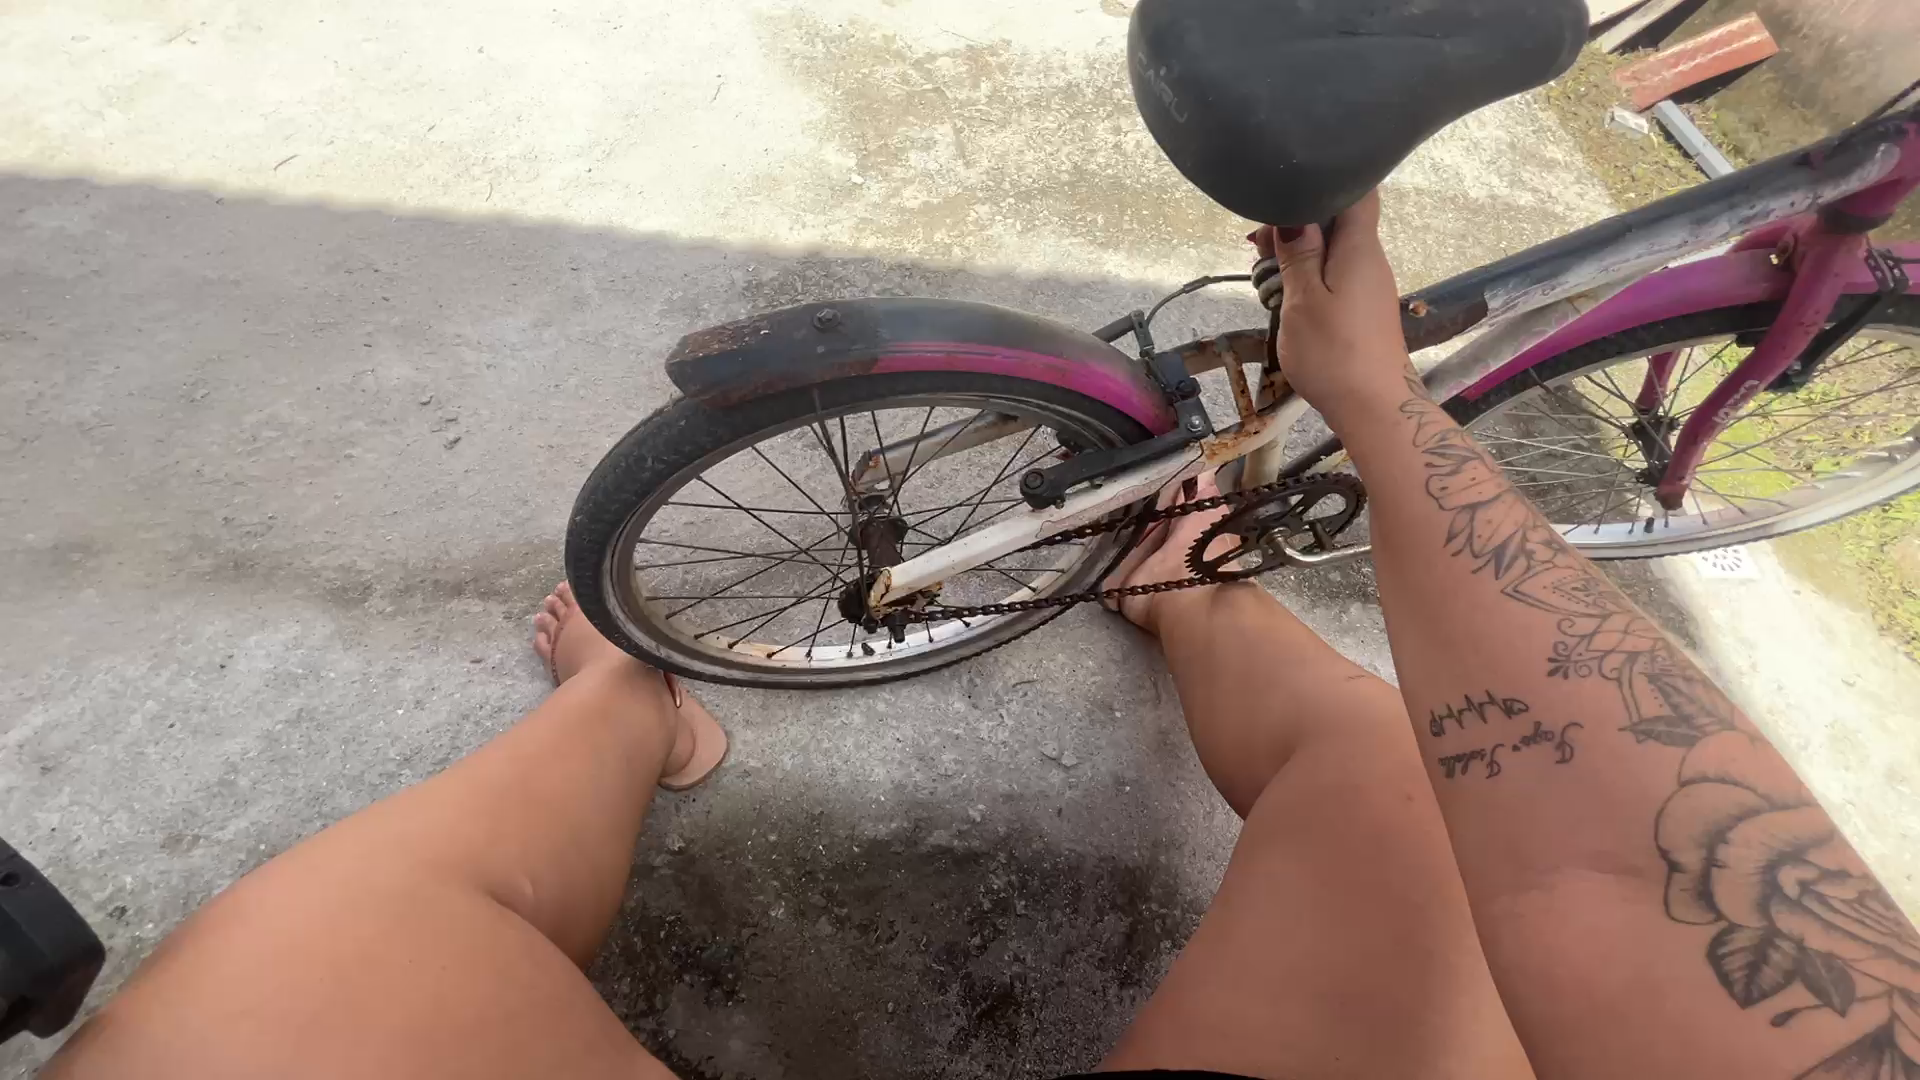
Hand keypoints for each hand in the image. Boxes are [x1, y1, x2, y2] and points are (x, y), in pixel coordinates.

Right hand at [1251, 191, 1416, 428]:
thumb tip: (1292, 216)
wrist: (1371, 404)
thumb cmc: (1333, 352)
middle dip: (1300, 223)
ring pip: (1335, 249)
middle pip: (1340, 220)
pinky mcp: (1363, 307)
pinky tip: (1287, 294)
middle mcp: (1370, 258)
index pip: (1358, 190)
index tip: (1283, 198)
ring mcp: (1369, 284)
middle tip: (1260, 245)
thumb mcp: (1303, 301)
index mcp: (1359, 247)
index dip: (1324, 183)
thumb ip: (1299, 256)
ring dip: (1300, 253)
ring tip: (1267, 273)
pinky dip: (1310, 275)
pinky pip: (1335, 274)